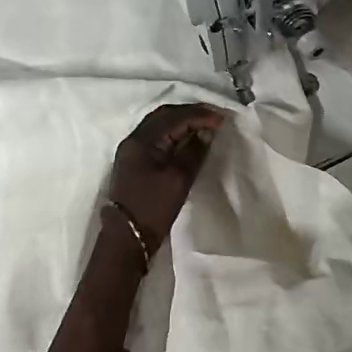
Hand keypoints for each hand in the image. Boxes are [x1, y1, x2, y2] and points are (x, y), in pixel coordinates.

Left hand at [106, 103, 226, 244]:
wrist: (127, 238)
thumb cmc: (153, 208)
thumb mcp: (178, 179)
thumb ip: (193, 152)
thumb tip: (206, 132)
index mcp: (141, 141)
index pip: (175, 118)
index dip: (200, 116)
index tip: (223, 119)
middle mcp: (134, 139)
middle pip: (165, 115)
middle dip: (191, 113)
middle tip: (216, 116)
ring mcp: (132, 150)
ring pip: (160, 123)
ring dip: (183, 120)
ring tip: (206, 123)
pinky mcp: (136, 160)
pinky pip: (157, 135)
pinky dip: (175, 131)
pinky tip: (189, 136)